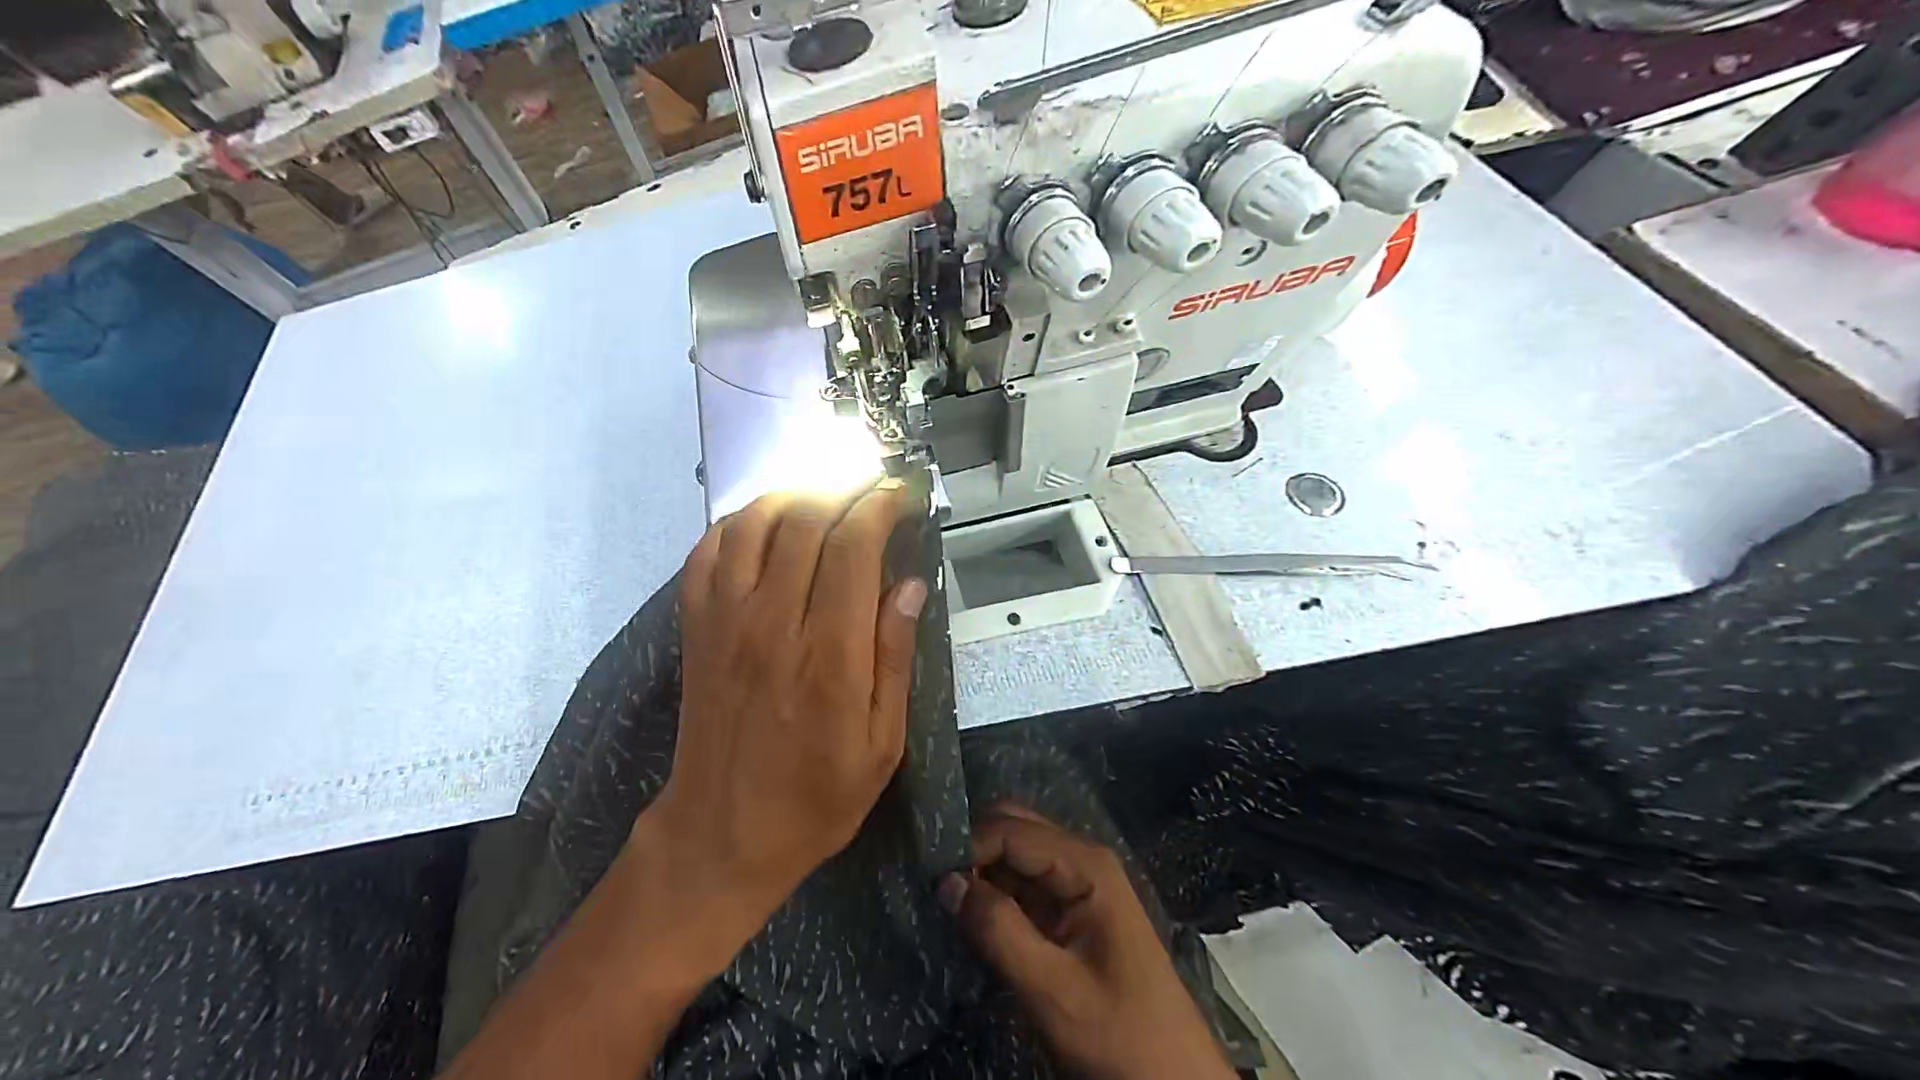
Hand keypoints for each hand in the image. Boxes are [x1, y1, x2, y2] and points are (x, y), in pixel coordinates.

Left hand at [640, 482, 925, 938]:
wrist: (723, 832)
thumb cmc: (817, 795)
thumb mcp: (883, 743)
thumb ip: (895, 657)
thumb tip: (910, 583)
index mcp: (830, 653)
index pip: (854, 547)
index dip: (879, 506)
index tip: (899, 494)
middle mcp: (772, 622)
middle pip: (805, 521)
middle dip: (843, 489)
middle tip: (868, 488)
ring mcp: (725, 620)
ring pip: (753, 523)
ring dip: (792, 495)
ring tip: (823, 496)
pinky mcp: (696, 627)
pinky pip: (708, 551)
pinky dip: (737, 522)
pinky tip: (764, 523)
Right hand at [941, 806, 1234, 1079]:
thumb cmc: (1120, 1033)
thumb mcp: (1053, 990)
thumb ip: (999, 931)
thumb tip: (946, 881)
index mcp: (1085, 864)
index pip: (1010, 830)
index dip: (967, 846)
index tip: (926, 876)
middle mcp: (1080, 858)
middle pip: (1013, 828)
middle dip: (971, 847)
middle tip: (929, 880)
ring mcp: (1075, 882)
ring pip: (1013, 853)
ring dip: (978, 869)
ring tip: (937, 893)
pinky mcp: (1068, 909)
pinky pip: (1020, 883)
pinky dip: (991, 891)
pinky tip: (964, 911)